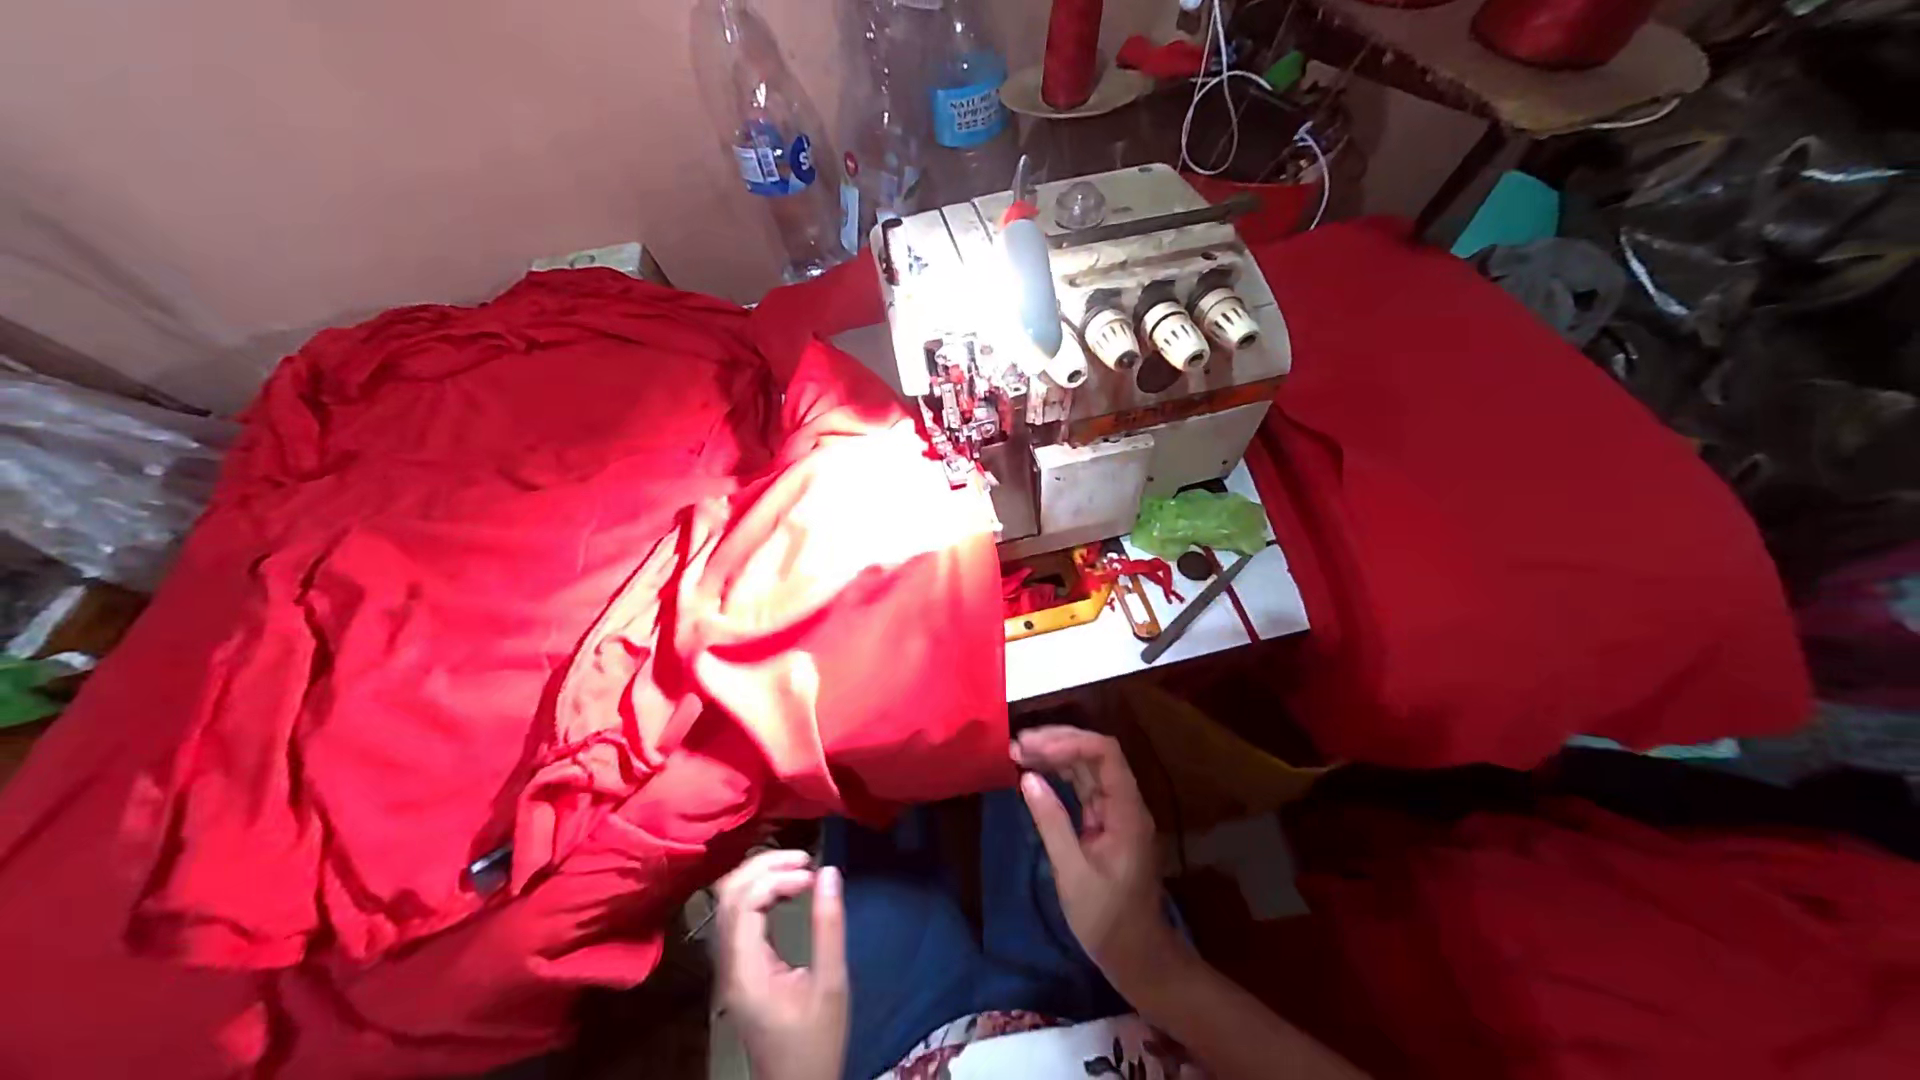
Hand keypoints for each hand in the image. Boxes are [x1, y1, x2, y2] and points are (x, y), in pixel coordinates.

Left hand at [712, 850, 848, 1079]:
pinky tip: (788, 889)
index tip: (812, 876)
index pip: (745, 902)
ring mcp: (728, 965)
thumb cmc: (816, 1043)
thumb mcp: (831, 984)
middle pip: (729, 893)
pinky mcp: (738, 966)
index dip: (777, 878)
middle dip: (765, 866)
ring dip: (760, 875)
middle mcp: (727, 963)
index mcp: (745, 970)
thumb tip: (829, 872)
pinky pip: (738, 914)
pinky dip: (760, 891)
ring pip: (729, 900)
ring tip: (799, 869)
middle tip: (805, 860)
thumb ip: (828, 927)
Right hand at [1012, 726, 1184, 994]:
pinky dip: (1058, 775)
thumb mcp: (1072, 873)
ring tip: (1018, 752)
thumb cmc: (1106, 919)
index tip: (1033, 750)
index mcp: (1126, 810)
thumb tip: (1027, 778)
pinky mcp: (1104, 822)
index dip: (1069, 743)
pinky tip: (1034, 773)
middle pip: (1095, 754)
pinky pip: (1082, 786)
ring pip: (1087, 767)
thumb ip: (1051, 822)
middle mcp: (1124, 802)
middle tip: (1017, 745)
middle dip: (1057, 743)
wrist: (1137, 957)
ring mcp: (1115, 811)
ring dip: (1054, 755)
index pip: (1105, 753)